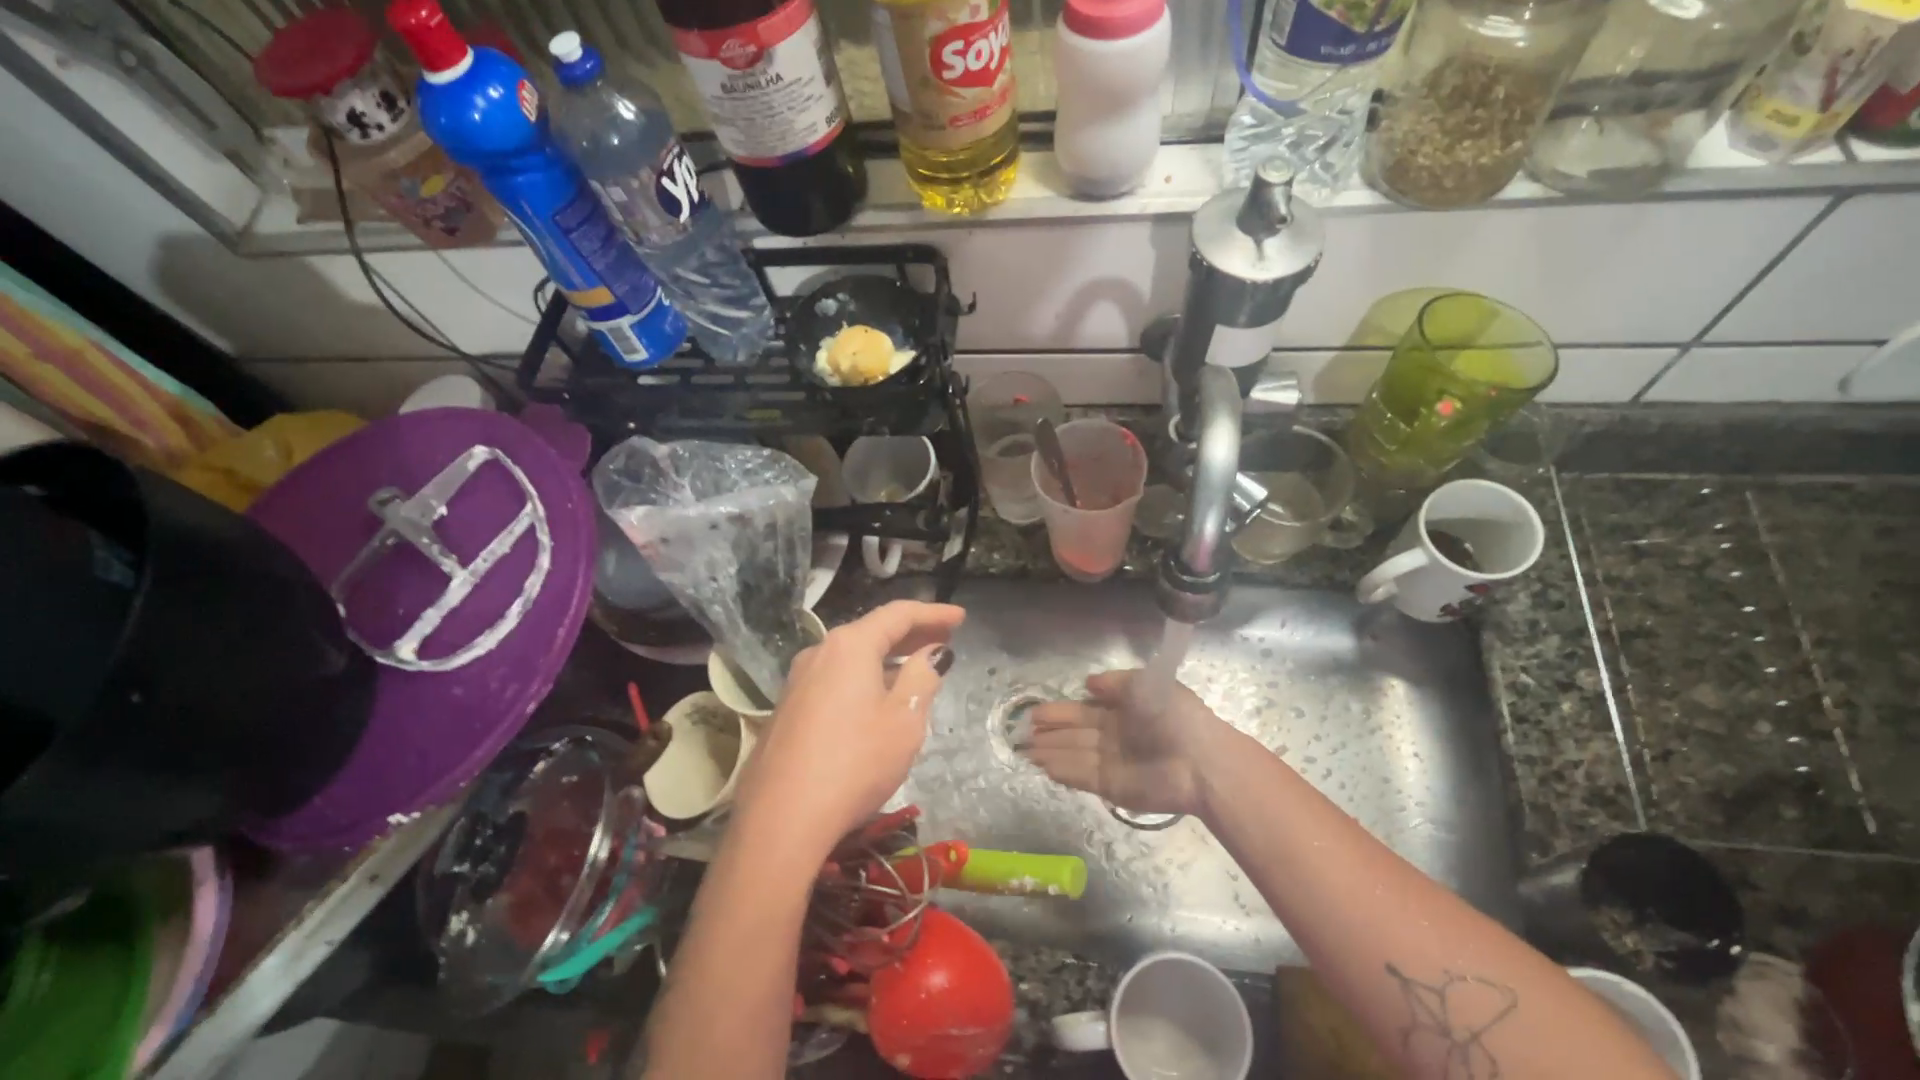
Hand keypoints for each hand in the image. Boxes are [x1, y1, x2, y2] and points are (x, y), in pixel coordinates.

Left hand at [734, 601, 964, 852]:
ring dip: (887, 658)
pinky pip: (835, 680)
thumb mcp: (904, 721)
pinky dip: (864, 678)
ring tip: (916, 667)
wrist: (782, 818)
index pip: (897, 614)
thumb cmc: (855, 763)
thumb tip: (932, 653)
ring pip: (851, 658)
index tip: (960, 617)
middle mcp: (819, 653)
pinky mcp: (788, 711)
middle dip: (911, 634)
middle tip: (945, 638)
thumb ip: (922, 678)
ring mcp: (798, 682)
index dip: (933, 613)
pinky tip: (878, 699)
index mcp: (849, 646)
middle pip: (871, 632)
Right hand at [1022, 671, 1234, 817]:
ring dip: (1050, 752)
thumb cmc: (1175, 717)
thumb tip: (1087, 684)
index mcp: (1125, 712)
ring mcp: (1112, 763)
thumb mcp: (1146, 683)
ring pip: (1073, 755)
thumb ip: (1115, 682)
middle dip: (1049, 734)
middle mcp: (1115, 737)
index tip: (1035, 713)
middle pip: (1075, 734)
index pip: (1084, 712)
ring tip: (1025, 751)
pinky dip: (1062, 771)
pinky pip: (1081, 776)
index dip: (1060, 712)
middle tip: (1022, 733)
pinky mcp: (1112, 787)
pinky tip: (1043, 766)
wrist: (1199, 762)